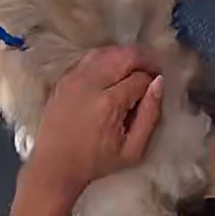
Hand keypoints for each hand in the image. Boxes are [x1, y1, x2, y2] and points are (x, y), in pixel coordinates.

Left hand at [20, 45, 164, 208]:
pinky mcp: (64, 78)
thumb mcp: (134, 150)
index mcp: (109, 103)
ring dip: (126, 55)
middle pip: (124, 55)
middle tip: (154, 69)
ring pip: (106, 51)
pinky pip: (90, 58)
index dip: (153, 82)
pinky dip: (107, 58)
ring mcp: (74, 78)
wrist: (56, 164)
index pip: (140, 78)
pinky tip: (115, 70)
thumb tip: (159, 83)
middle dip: (144, 59)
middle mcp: (90, 84)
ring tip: (137, 67)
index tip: (156, 91)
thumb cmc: (98, 161)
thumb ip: (150, 116)